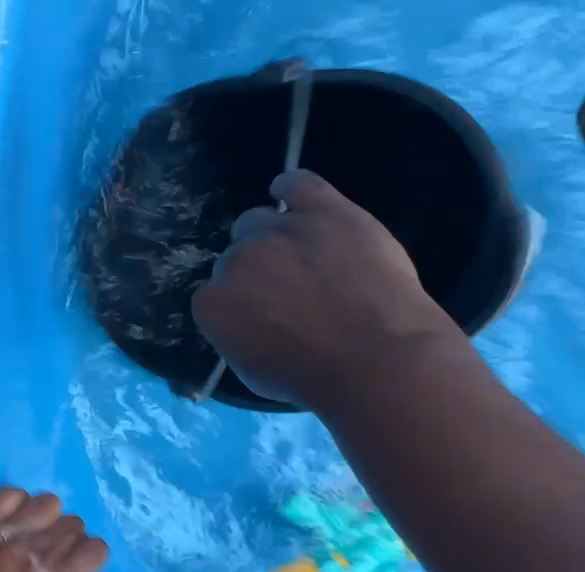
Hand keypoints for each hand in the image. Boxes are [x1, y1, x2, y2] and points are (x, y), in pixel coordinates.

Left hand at [0, 489, 108, 571]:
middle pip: (72, 524)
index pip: (95, 547)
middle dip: (66, 536)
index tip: (73, 560)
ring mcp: (6, 534)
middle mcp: (37, 553)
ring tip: (30, 529)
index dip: (87, 553)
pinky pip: (9, 495)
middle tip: (47, 549)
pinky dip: (15, 501)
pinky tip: (9, 517)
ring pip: (47, 504)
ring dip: (45, 515)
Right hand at [191, 169, 469, 408]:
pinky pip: (297, 183)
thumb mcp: (249, 370)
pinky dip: (290, 186)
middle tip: (281, 288)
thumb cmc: (307, 375)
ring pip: (257, 220)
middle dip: (251, 270)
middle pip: (233, 255)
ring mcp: (278, 231)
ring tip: (294, 251)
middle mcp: (235, 261)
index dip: (233, 303)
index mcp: (212, 304)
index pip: (211, 294)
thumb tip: (241, 321)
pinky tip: (292, 195)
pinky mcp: (323, 209)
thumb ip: (234, 335)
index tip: (253, 313)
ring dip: (268, 235)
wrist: (374, 355)